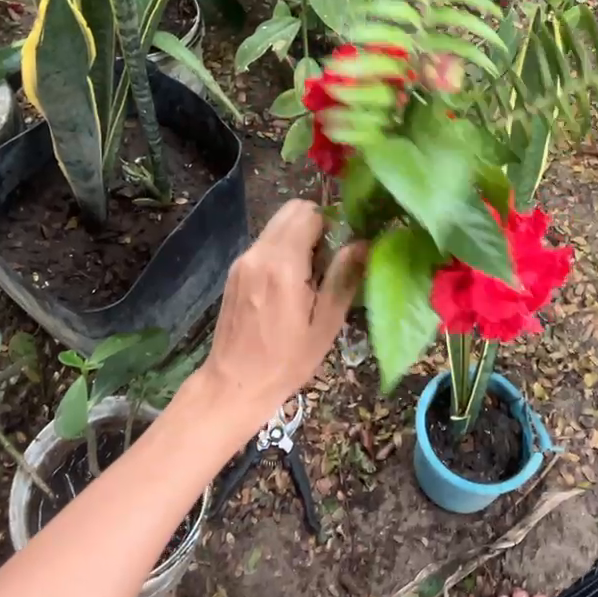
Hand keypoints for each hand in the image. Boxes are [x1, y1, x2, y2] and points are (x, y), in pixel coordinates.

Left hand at [190, 200, 364, 431]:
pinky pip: (266, 243)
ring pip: (278, 225)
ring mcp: (243, 260)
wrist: (233, 385)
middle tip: (330, 259)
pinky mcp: (235, 270)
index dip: (333, 223)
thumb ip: (344, 277)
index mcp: (283, 264)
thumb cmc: (286, 361)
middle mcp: (259, 253)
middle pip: (292, 211)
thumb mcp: (326, 324)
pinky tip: (291, 284)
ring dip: (300, 236)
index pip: (310, 213)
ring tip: (312, 274)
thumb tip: (363, 242)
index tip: (344, 249)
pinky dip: (283, 249)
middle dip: (317, 224)